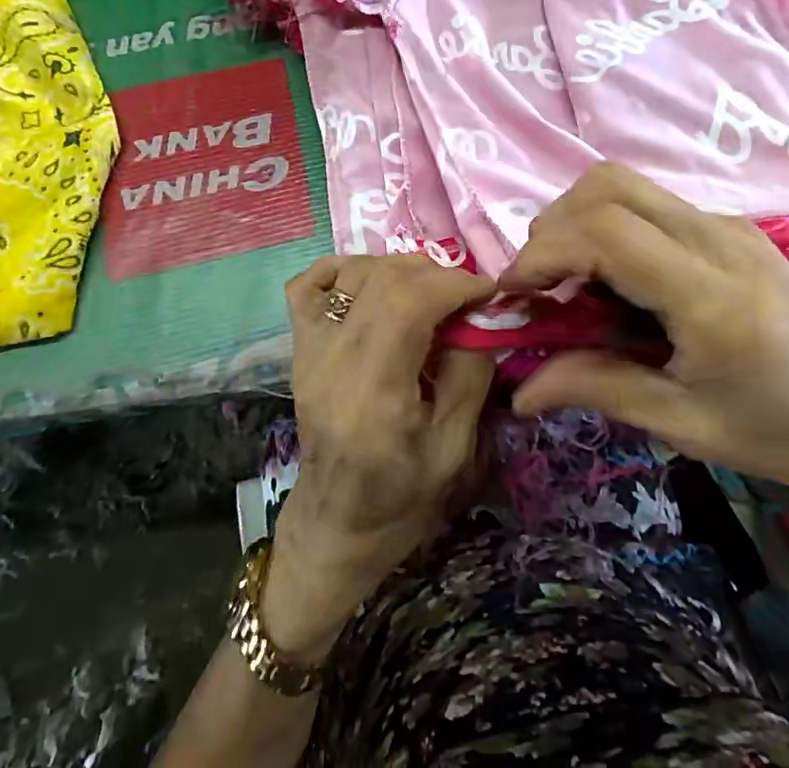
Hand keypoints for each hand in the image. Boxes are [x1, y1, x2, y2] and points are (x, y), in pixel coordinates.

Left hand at [264, 255, 496, 663]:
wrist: (337, 520)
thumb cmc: (401, 496)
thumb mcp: (453, 449)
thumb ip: (469, 375)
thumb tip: (479, 318)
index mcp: (373, 390)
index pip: (406, 303)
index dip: (454, 284)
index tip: (489, 291)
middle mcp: (332, 359)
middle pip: (380, 280)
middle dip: (433, 272)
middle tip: (464, 293)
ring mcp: (308, 350)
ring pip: (349, 274)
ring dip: (397, 268)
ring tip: (428, 290)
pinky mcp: (298, 349)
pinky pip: (307, 286)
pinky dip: (342, 270)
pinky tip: (372, 283)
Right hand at [502, 163, 788, 498]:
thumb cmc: (781, 432)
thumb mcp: (682, 423)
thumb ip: (595, 388)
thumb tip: (519, 387)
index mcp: (711, 295)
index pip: (605, 231)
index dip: (543, 253)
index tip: (515, 295)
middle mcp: (720, 240)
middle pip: (607, 186)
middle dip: (552, 228)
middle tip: (539, 286)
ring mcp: (728, 227)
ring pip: (624, 185)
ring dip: (576, 223)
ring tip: (568, 283)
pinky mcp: (730, 230)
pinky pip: (648, 205)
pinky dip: (606, 229)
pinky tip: (610, 284)